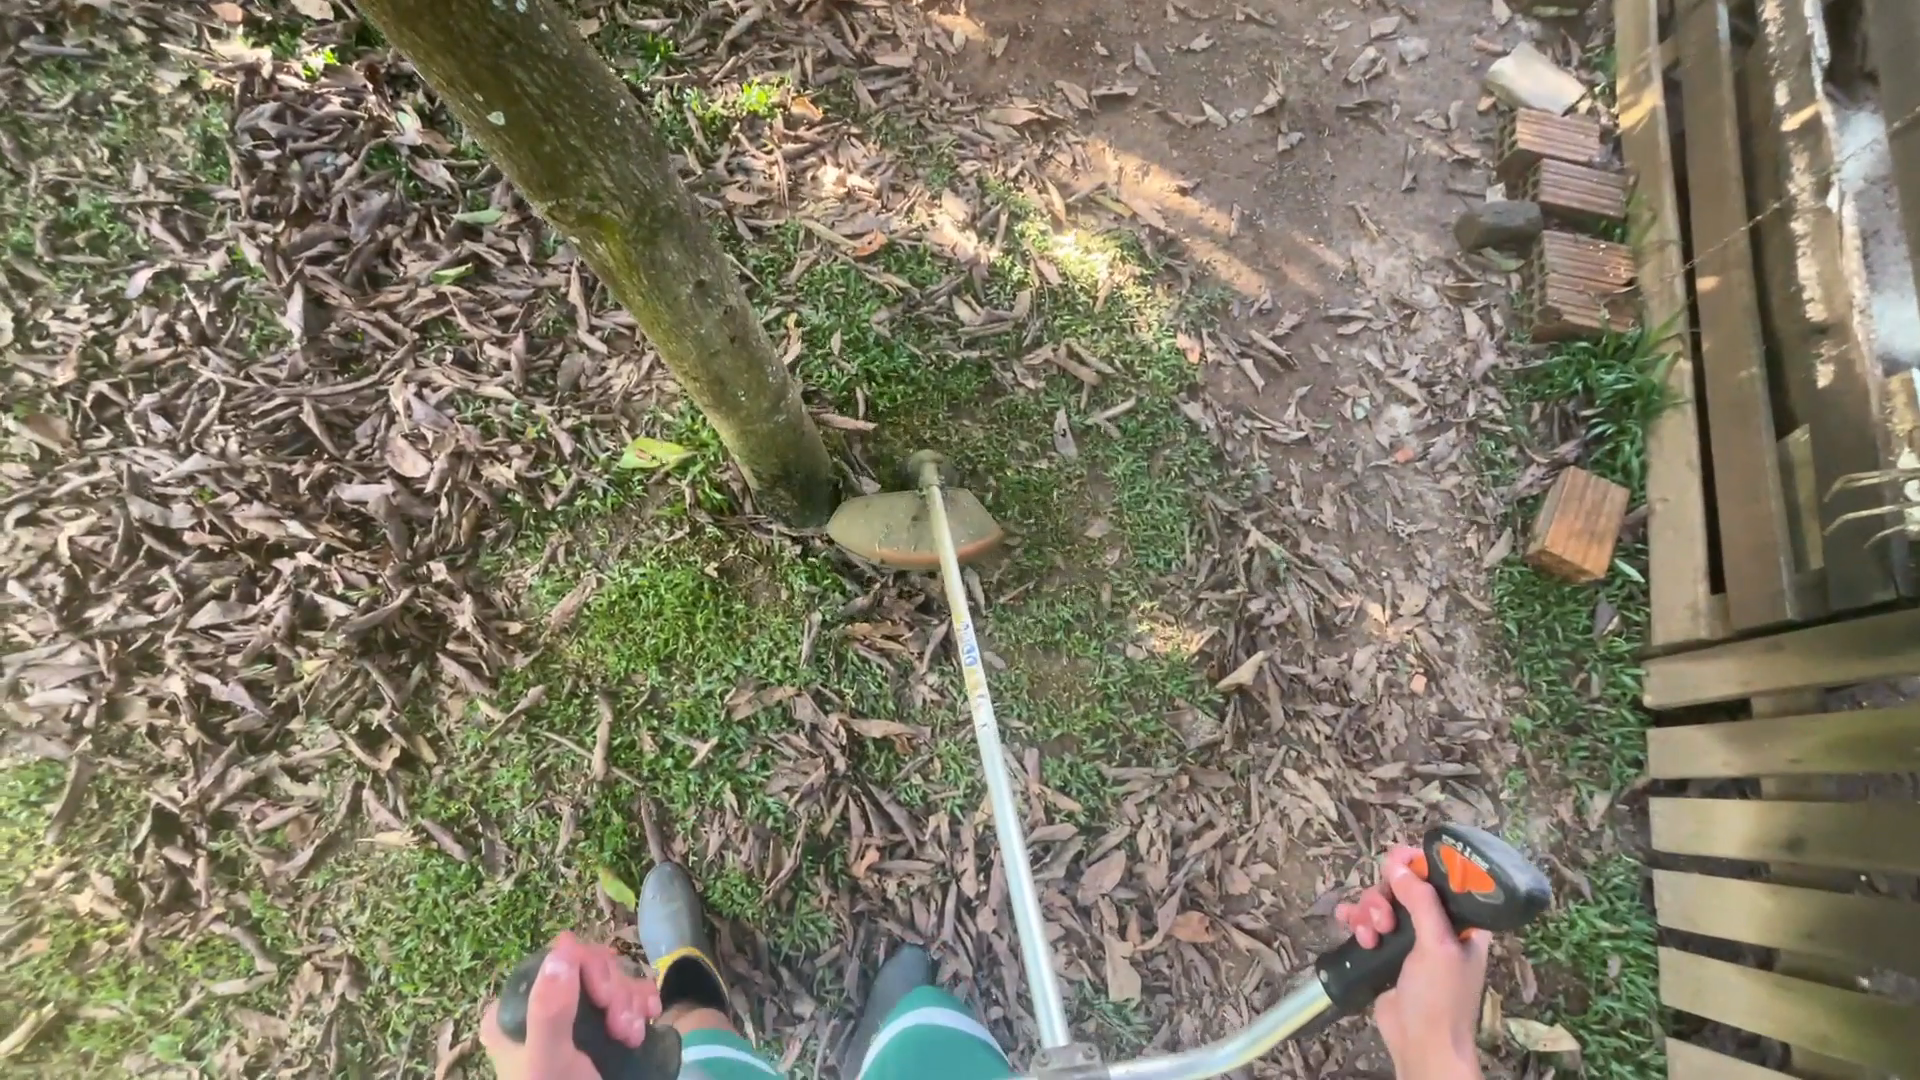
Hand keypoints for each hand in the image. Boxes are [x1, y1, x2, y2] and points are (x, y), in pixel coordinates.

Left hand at [480, 932, 663, 1079]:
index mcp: (512, 1013)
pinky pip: (627, 991)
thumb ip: (550, 1011)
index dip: (588, 968)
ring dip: (631, 1002)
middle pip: (589, 967)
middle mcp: (540, 1009)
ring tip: (636, 1034)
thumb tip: (563, 947)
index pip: (554, 959)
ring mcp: (573, 1017)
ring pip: (612, 979)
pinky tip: (649, 1019)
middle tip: (624, 1027)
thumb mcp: (549, 1065)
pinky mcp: (599, 1026)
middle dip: (615, 992)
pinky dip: (642, 1002)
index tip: (606, 998)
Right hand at [1334, 846, 1488, 1079]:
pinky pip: (1363, 918)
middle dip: (1384, 897)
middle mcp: (1435, 924)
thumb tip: (1398, 864)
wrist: (1420, 1045)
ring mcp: (1409, 937)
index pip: (1440, 877)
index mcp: (1460, 921)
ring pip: (1379, 900)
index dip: (1416, 865)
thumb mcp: (1437, 946)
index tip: (1395, 865)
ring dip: (1367, 912)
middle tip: (1384, 920)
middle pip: (1401, 885)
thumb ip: (1420, 902)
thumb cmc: (1440, 998)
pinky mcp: (1385, 948)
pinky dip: (1354, 919)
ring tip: (1369, 936)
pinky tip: (1352, 930)